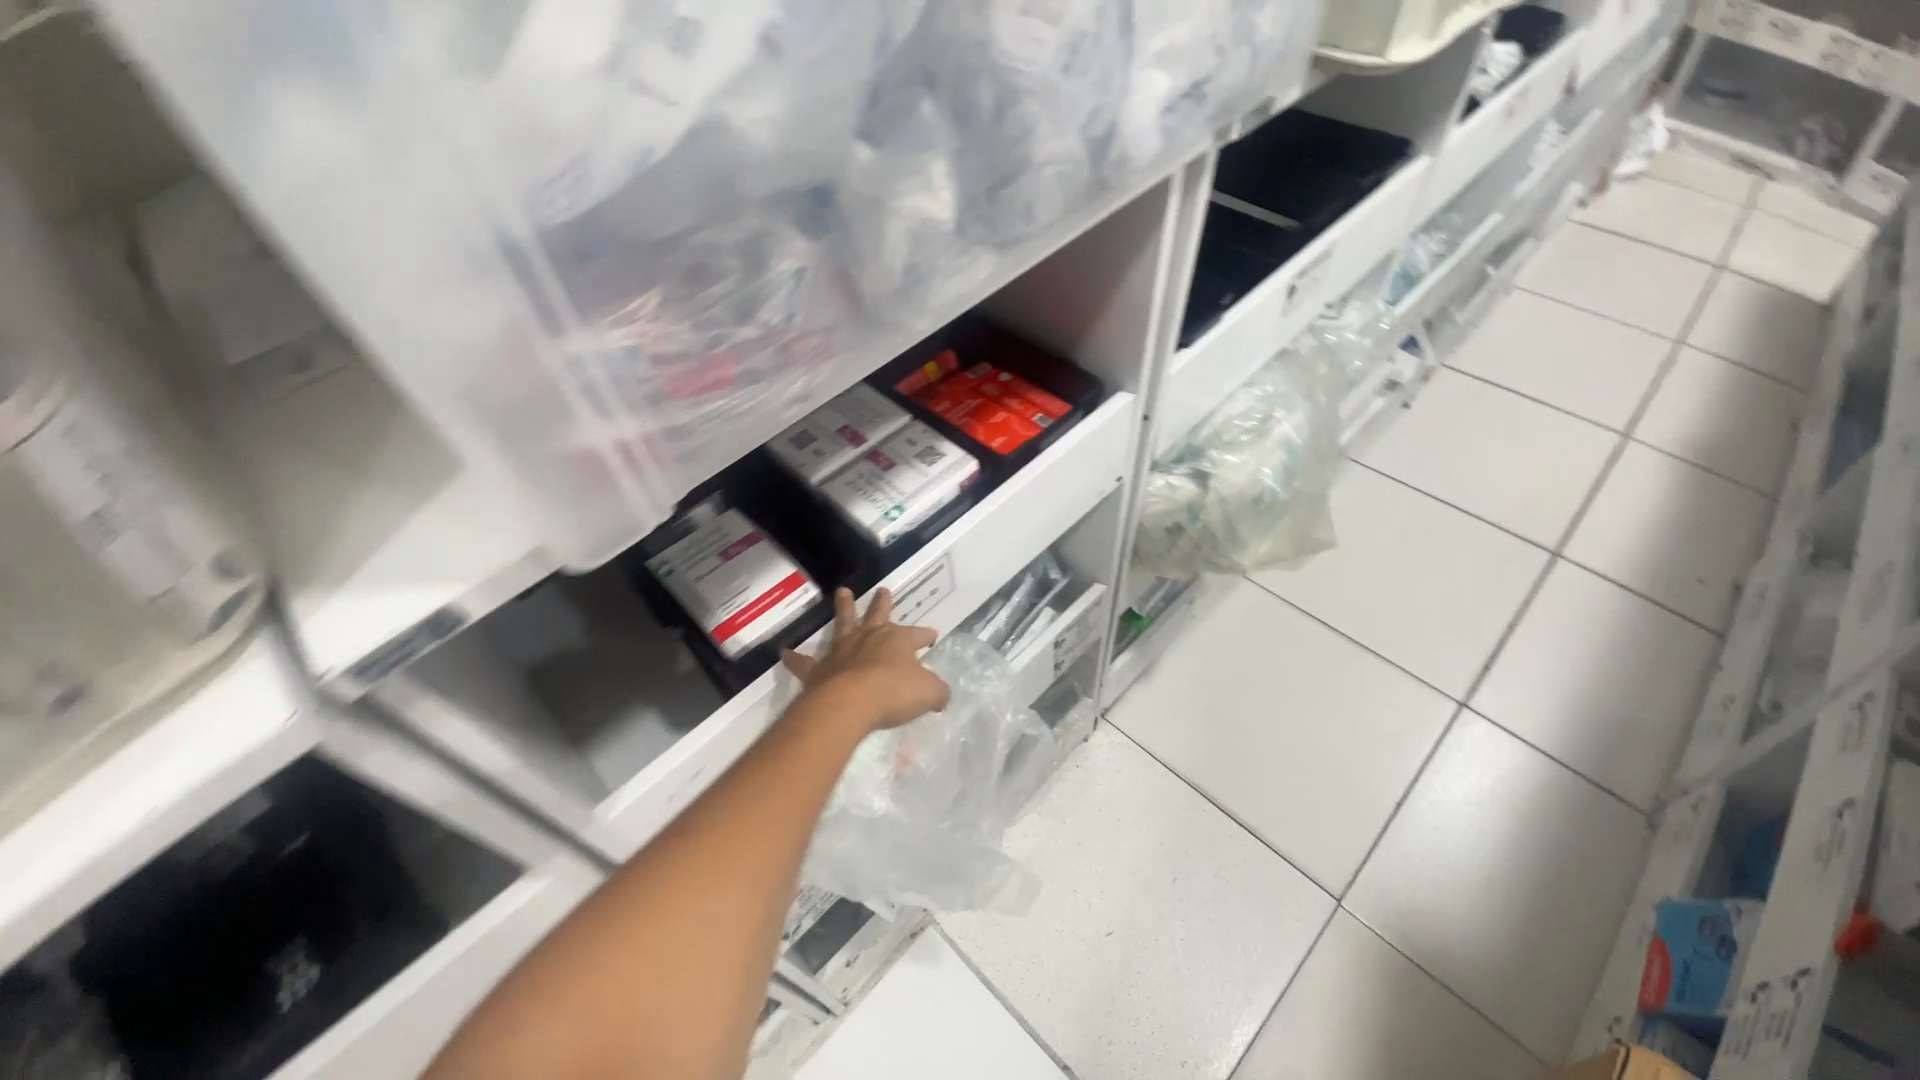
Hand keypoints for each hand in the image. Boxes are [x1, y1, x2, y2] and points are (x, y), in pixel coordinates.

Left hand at [782, 587, 949, 731]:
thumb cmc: (894, 693)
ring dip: (843, 608)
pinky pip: (804, 662)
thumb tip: (940, 697)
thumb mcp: (928, 693)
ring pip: (843, 622)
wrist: (850, 703)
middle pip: (877, 615)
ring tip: (841, 592)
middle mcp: (869, 637)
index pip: (917, 635)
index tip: (932, 635)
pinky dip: (795, 658)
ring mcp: (842, 650)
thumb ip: (937, 692)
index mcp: (898, 640)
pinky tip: (785, 652)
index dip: (926, 636)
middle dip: (882, 603)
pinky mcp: (819, 669)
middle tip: (882, 590)